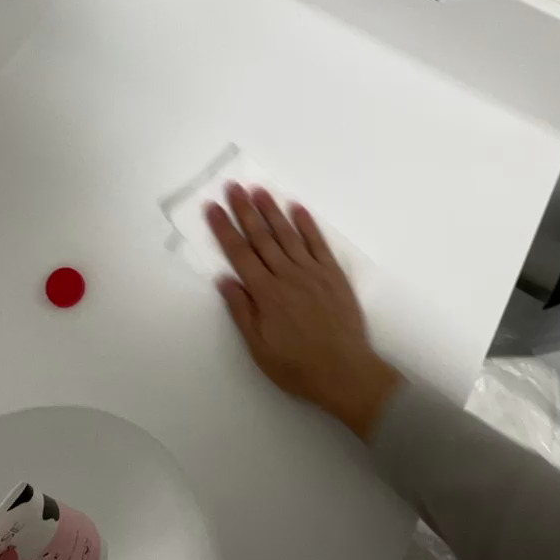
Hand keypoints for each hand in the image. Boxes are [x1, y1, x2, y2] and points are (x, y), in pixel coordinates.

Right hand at [207, 182, 402, 439]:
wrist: (346, 372)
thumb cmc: (297, 366)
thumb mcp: (259, 348)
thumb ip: (241, 312)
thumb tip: (224, 280)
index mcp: (265, 294)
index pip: (239, 254)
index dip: (224, 229)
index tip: (213, 208)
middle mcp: (286, 275)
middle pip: (261, 237)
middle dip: (245, 210)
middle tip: (233, 186)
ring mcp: (312, 272)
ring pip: (287, 234)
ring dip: (271, 210)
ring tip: (259, 189)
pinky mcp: (332, 274)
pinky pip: (318, 243)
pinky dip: (307, 224)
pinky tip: (297, 208)